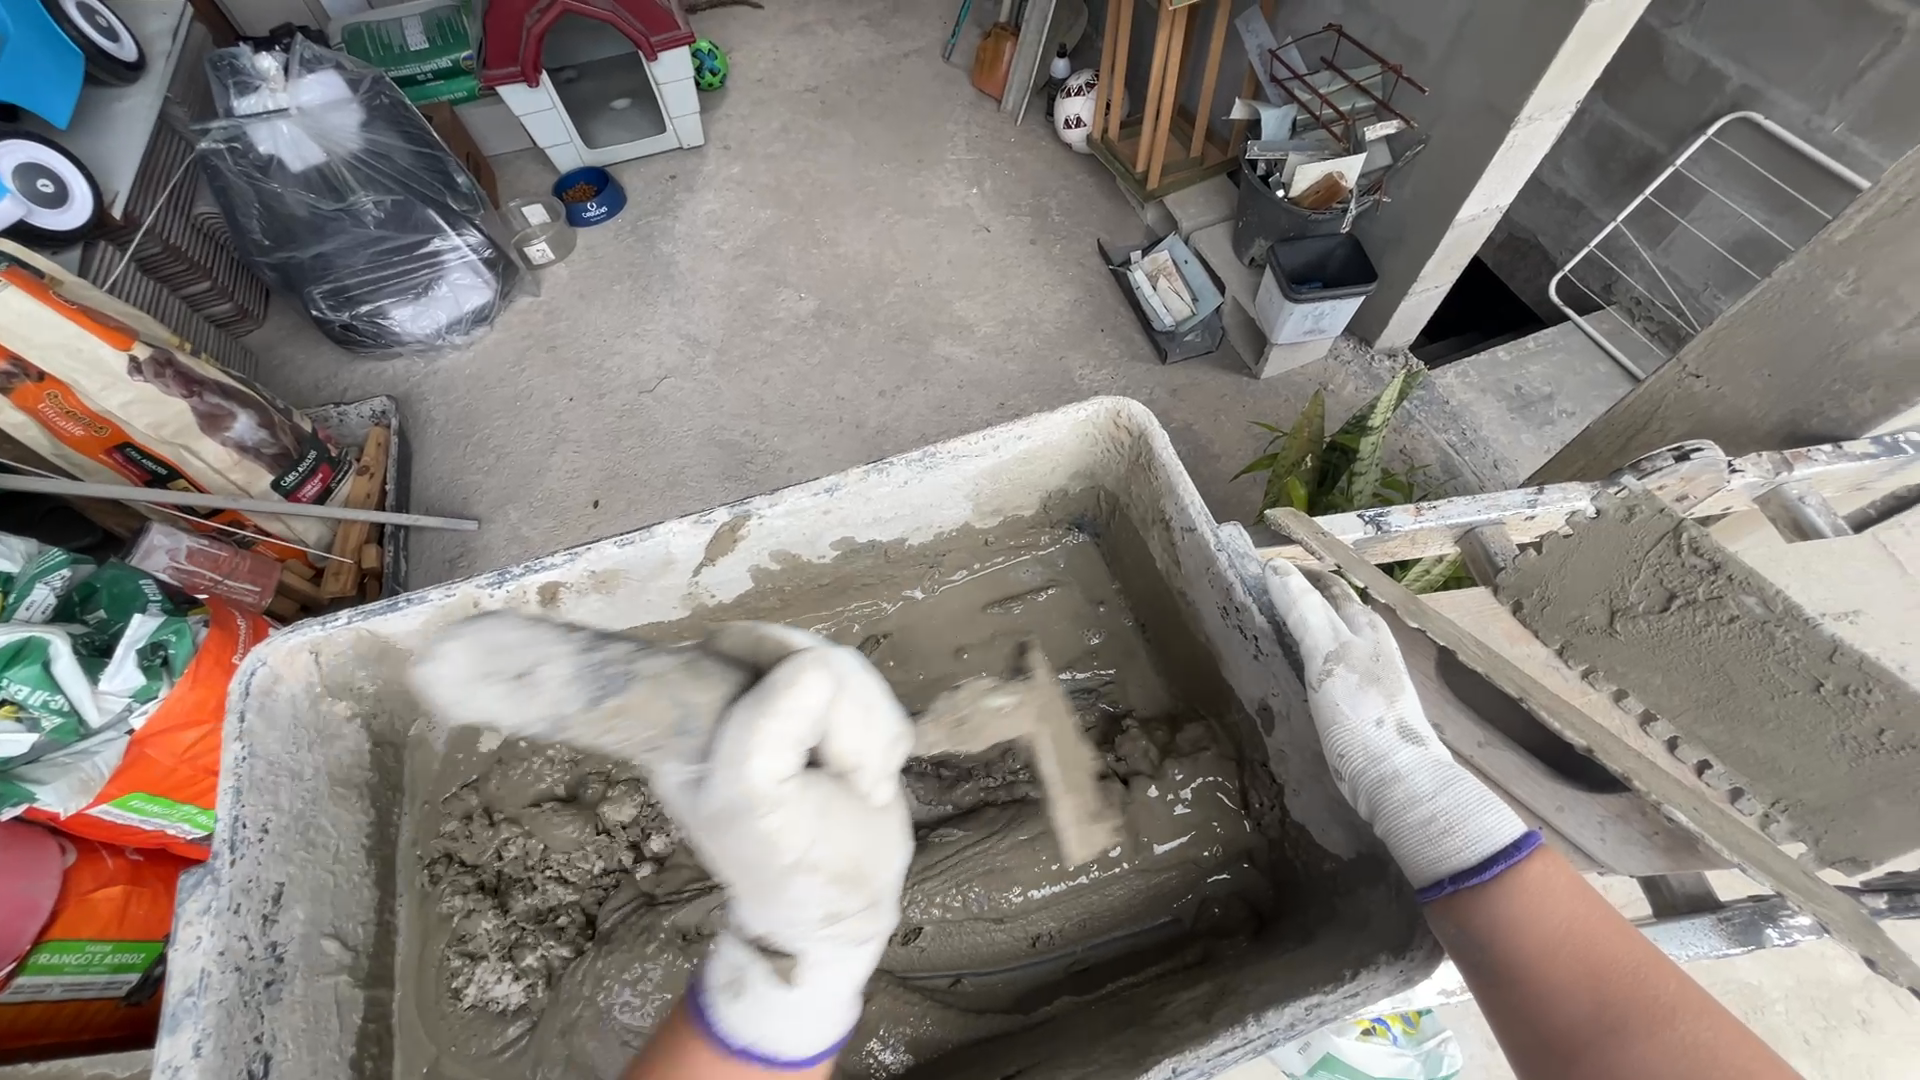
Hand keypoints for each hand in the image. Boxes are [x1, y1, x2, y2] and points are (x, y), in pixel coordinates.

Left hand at [665, 624, 914, 1067]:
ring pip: (847, 667)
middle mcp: (742, 703)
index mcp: (698, 719)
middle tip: (848, 772)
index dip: (780, 668)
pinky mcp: (840, 715)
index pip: (734, 644)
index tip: (807, 733)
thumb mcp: (751, 803)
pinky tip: (874, 776)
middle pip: (802, 650)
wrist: (847, 908)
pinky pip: (877, 690)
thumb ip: (764, 725)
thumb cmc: (788, 867)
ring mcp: (794, 707)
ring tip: (864, 783)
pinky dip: (889, 733)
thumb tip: (815, 662)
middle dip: (844, 711)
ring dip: (872, 728)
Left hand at [1262, 559, 1536, 899]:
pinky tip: (1271, 572)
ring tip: (1276, 566)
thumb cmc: (1401, 775)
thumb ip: (1372, 721)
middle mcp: (1375, 647)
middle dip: (1320, 585)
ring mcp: (1351, 647)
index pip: (1362, 625)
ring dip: (1296, 582)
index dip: (1340, 606)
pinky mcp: (1326, 655)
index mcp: (1389, 667)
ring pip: (1320, 601)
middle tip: (1295, 569)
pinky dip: (1286, 589)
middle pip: (1344, 604)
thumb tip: (1366, 734)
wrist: (1407, 782)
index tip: (1323, 593)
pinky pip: (1300, 611)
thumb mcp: (1386, 736)